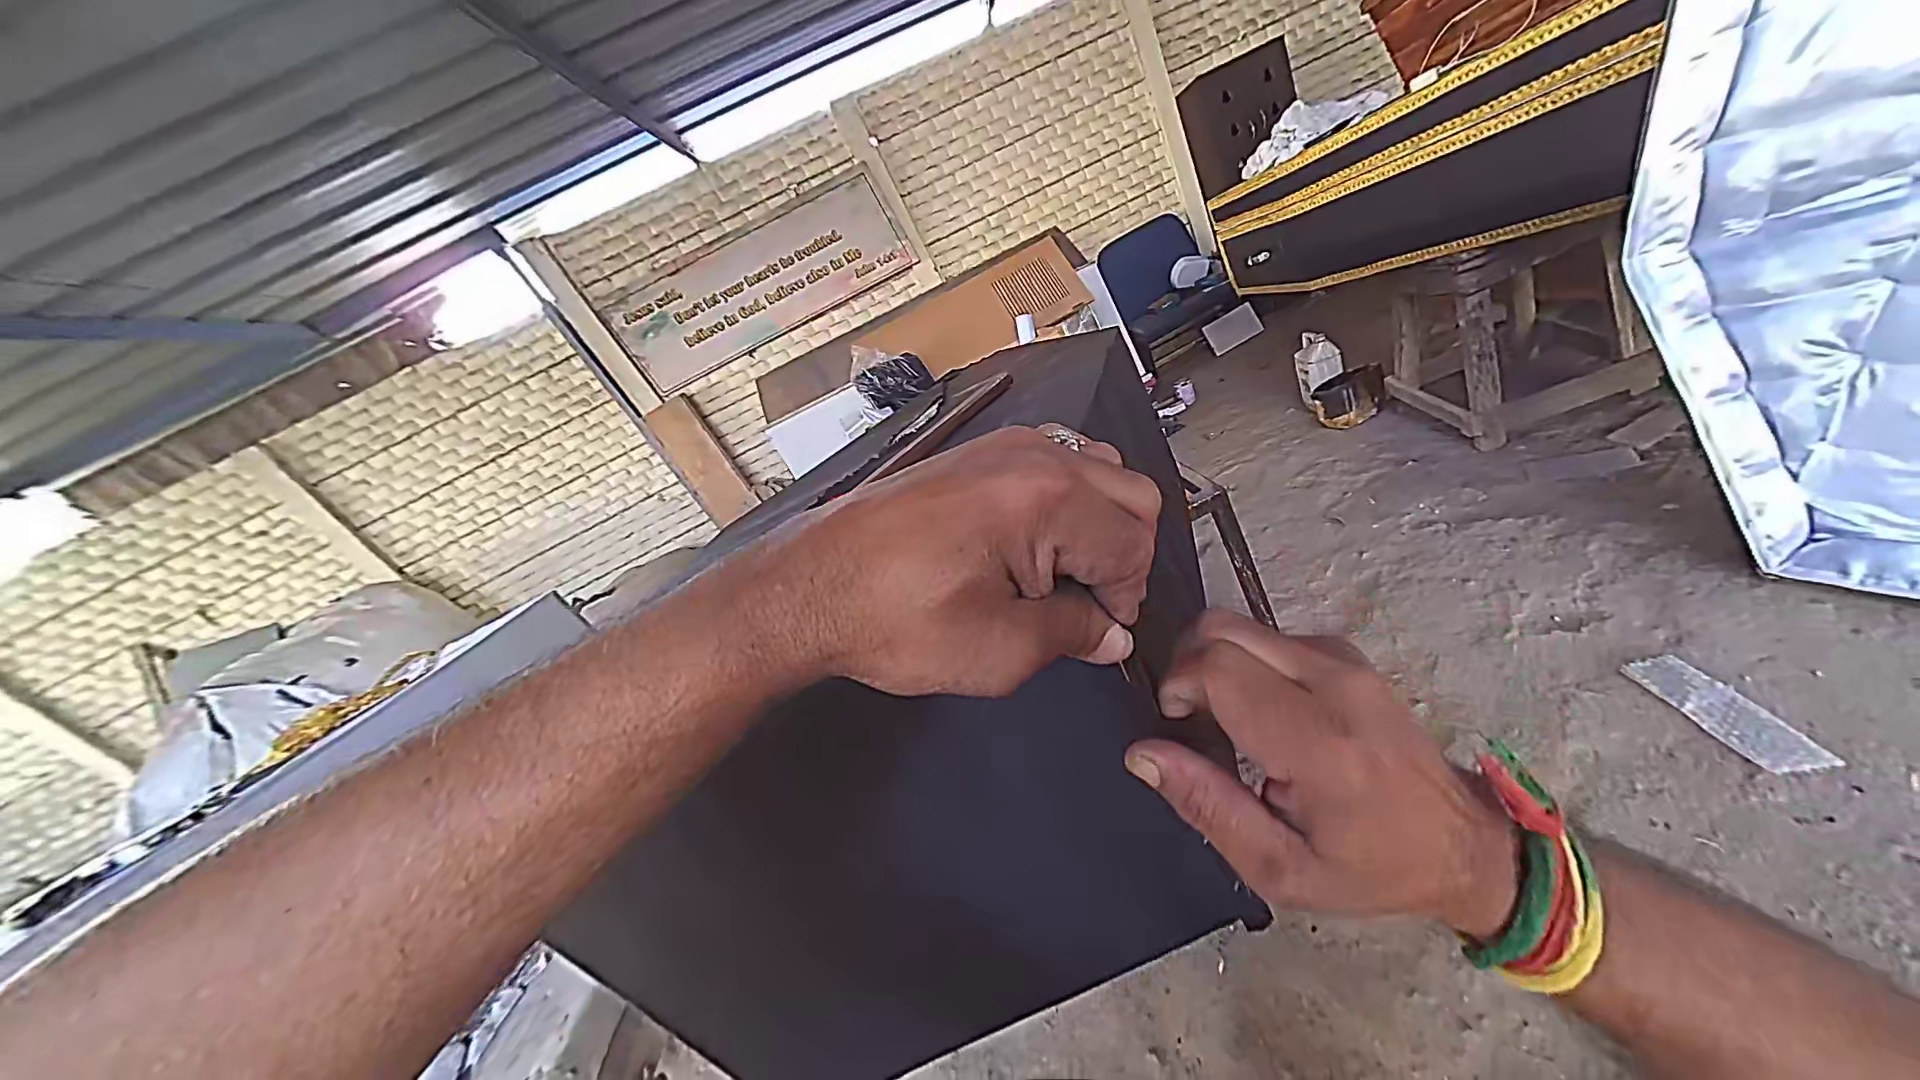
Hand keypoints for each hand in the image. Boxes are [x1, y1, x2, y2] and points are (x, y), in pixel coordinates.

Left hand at [747, 425, 1162, 697]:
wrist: (809, 587)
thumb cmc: (889, 617)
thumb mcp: (997, 650)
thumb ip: (1072, 635)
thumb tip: (1111, 633)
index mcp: (1045, 497)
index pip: (1133, 542)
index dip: (1127, 596)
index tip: (1104, 628)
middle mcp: (1031, 456)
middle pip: (1131, 496)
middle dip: (1123, 554)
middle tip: (1088, 603)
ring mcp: (1001, 446)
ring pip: (1097, 472)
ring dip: (1097, 524)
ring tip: (1056, 575)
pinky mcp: (974, 453)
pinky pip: (1053, 465)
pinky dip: (1063, 503)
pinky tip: (1029, 546)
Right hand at [1123, 611, 1520, 938]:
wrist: (1463, 843)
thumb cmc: (1370, 865)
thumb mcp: (1279, 867)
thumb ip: (1205, 805)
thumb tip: (1143, 754)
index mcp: (1319, 743)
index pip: (1219, 667)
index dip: (1177, 684)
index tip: (1177, 721)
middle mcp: (1335, 684)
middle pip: (1222, 628)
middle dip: (1185, 662)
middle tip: (1189, 712)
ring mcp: (1345, 660)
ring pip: (1240, 624)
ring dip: (1213, 659)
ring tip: (1223, 713)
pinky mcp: (1346, 653)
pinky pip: (1266, 633)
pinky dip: (1243, 658)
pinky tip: (1256, 704)